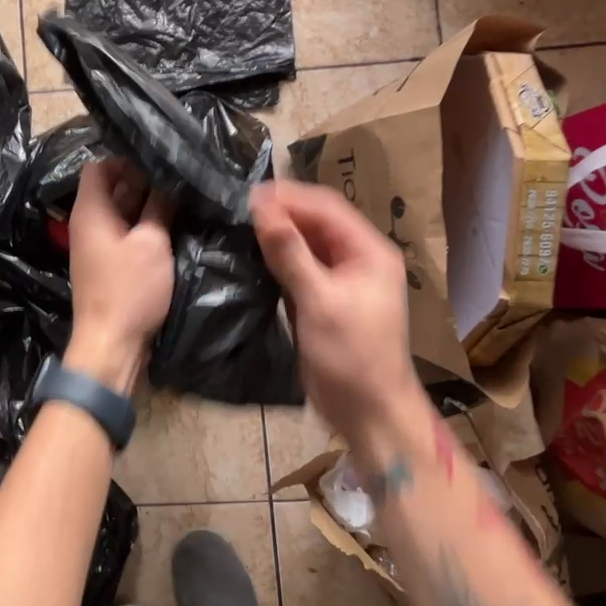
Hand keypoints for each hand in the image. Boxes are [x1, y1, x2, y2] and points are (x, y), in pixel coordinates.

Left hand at [65, 158, 173, 392]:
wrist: (111, 344)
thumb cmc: (129, 289)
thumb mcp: (151, 243)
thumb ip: (160, 207)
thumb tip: (169, 179)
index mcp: (90, 210)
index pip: (99, 165)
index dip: (126, 158)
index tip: (159, 158)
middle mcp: (88, 222)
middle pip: (111, 187)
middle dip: (143, 180)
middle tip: (179, 175)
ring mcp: (96, 244)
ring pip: (121, 211)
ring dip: (146, 205)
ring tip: (182, 195)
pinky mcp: (108, 264)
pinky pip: (124, 233)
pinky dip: (143, 226)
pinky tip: (172, 224)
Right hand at [250, 180, 421, 435]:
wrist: (368, 412)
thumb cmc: (351, 355)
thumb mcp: (319, 301)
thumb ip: (290, 253)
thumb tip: (261, 207)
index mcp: (369, 252)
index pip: (326, 208)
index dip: (288, 196)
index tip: (246, 193)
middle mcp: (357, 259)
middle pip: (316, 222)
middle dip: (280, 212)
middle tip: (236, 207)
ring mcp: (340, 281)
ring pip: (305, 244)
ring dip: (276, 234)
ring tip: (237, 225)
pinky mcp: (323, 300)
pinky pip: (299, 267)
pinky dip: (277, 259)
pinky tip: (250, 255)